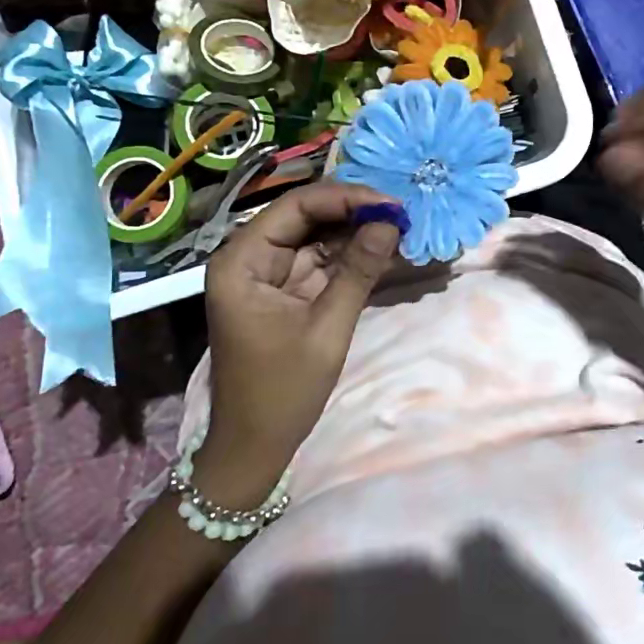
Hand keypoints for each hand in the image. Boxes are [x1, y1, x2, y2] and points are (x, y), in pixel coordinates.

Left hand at [203, 184, 401, 467]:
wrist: (255, 445)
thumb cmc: (283, 390)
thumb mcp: (326, 328)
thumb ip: (358, 272)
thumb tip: (391, 223)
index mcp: (241, 261)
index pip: (295, 208)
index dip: (344, 198)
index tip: (390, 203)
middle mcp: (249, 258)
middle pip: (306, 217)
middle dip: (353, 213)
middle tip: (402, 213)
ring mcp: (268, 275)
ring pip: (317, 237)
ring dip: (356, 233)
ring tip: (400, 226)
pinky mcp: (286, 292)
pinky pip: (321, 262)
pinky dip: (350, 257)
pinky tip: (383, 249)